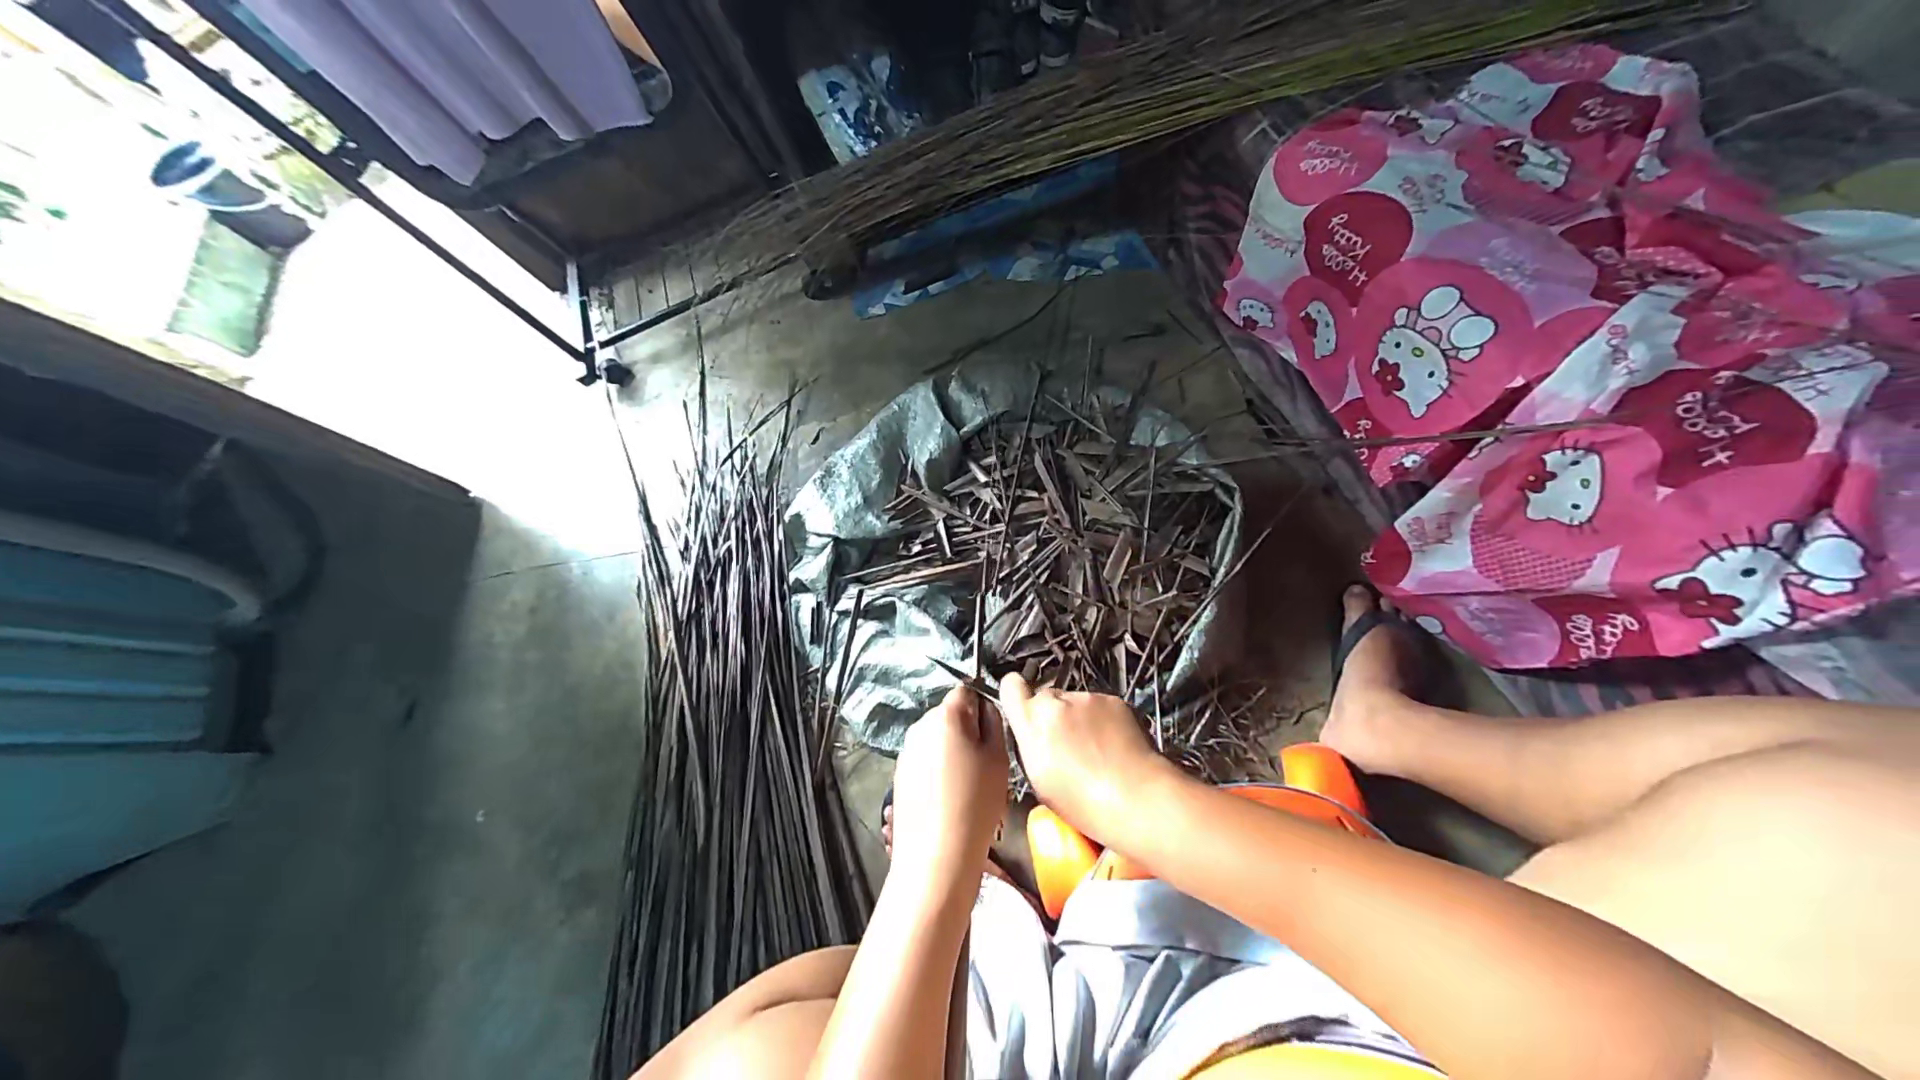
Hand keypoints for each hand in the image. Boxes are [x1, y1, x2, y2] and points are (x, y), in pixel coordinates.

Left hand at [888, 685, 1007, 887]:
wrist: (936, 855)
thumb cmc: (975, 803)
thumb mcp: (998, 758)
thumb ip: (993, 723)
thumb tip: (985, 708)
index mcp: (945, 715)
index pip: (966, 691)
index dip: (982, 709)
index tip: (991, 736)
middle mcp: (920, 726)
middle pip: (949, 714)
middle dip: (966, 730)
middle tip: (983, 763)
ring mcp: (906, 750)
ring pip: (936, 738)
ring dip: (951, 751)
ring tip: (966, 785)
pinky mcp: (900, 774)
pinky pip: (924, 760)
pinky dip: (937, 770)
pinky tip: (948, 797)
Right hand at [997, 674, 1181, 843]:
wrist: (1134, 797)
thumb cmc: (1086, 802)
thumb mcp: (1038, 780)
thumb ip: (1030, 745)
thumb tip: (1031, 736)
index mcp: (1031, 722)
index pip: (1011, 686)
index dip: (1016, 694)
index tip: (1021, 703)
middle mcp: (1056, 703)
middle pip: (1046, 698)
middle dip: (1052, 716)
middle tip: (1064, 746)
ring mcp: (1086, 699)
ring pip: (1075, 703)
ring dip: (1080, 720)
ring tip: (1093, 753)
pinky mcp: (1113, 700)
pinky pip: (1100, 706)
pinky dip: (1103, 721)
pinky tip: (1110, 747)